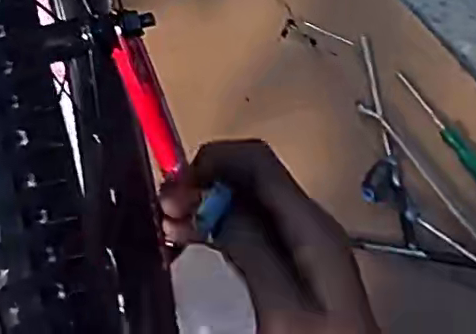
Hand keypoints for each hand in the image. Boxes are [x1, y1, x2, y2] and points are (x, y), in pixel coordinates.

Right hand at [161, 140, 376, 333]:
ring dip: (203, 209)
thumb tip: (215, 203)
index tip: (175, 186)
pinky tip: (190, 250)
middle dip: (202, 185)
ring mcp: (301, 252)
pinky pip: (246, 235)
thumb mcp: (283, 315)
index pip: (257, 161)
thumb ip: (251, 249)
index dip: (213, 160)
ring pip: (243, 206)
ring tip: (169, 231)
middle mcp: (307, 228)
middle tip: (164, 210)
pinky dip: (214, 233)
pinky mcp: (290, 278)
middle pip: (247, 180)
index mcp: (311, 227)